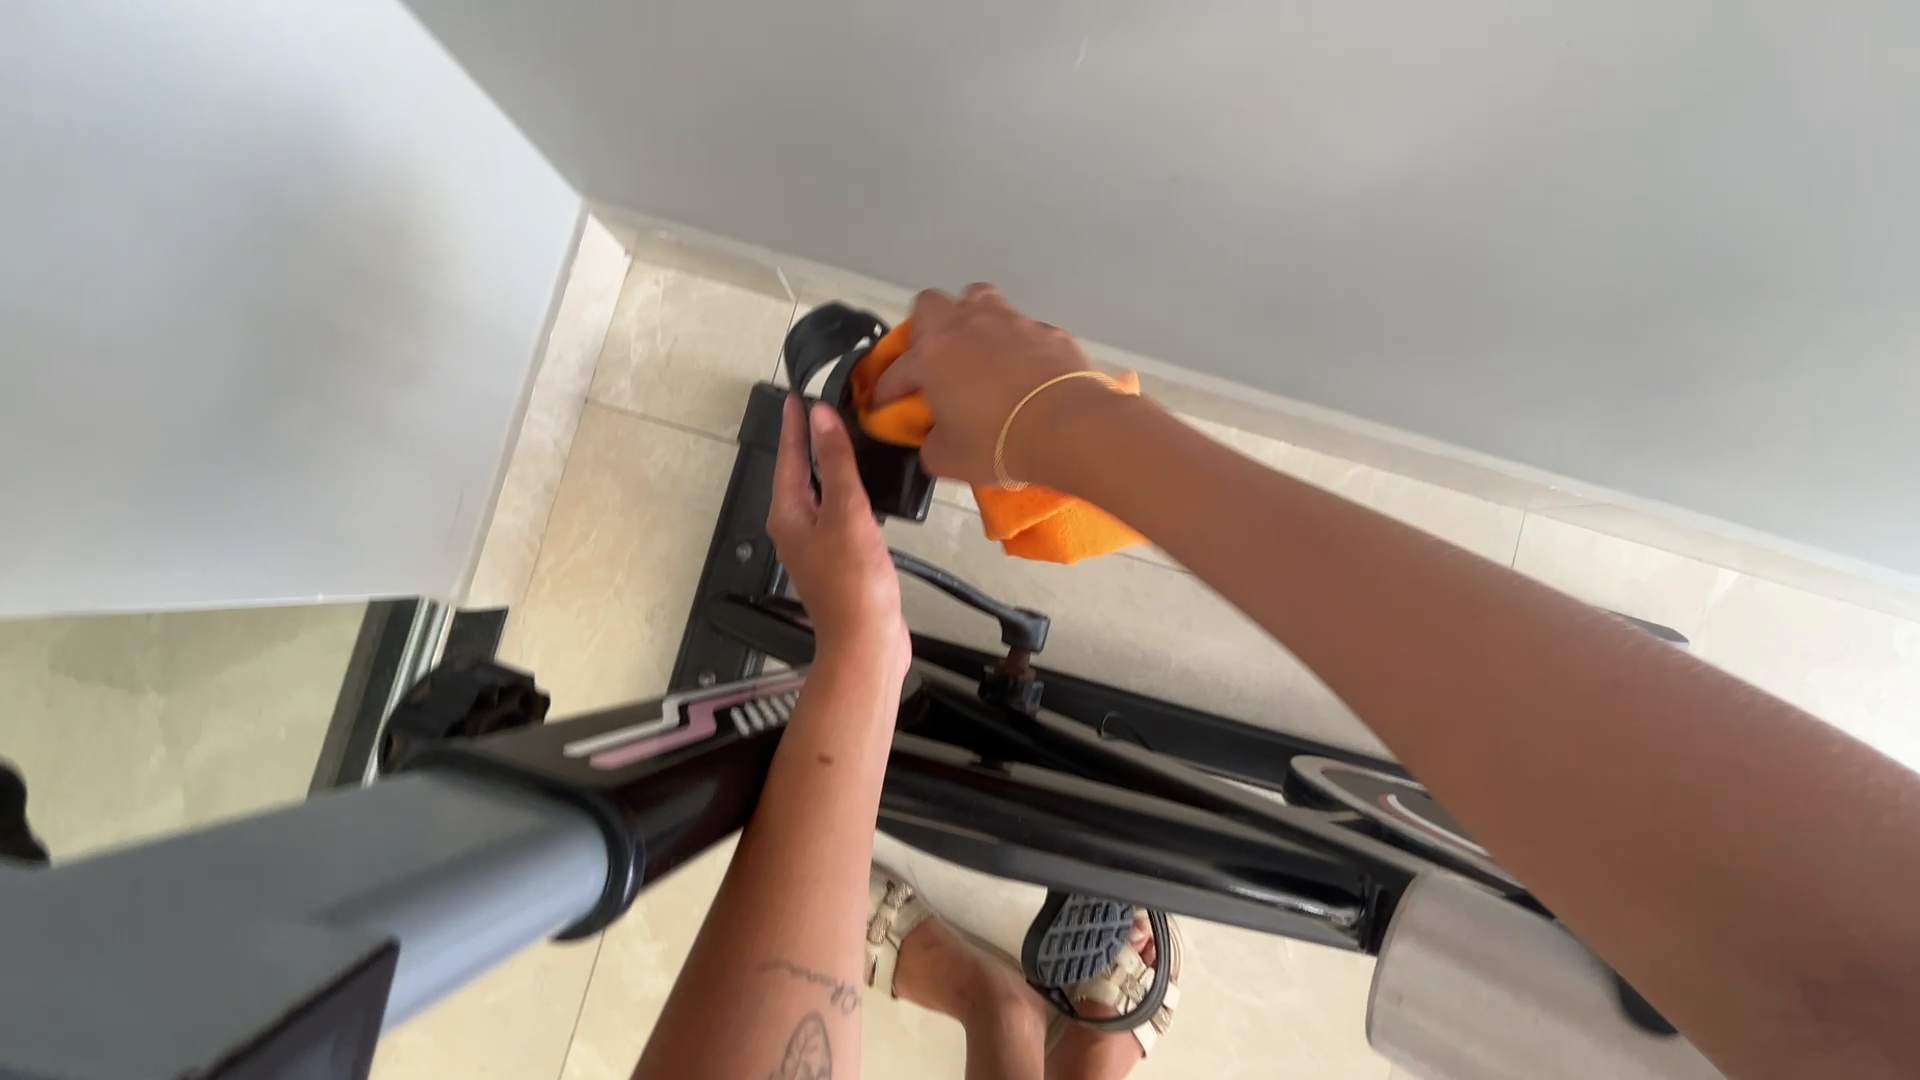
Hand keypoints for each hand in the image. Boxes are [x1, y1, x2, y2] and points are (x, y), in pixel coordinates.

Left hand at [767, 395, 908, 671]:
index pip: (789, 458)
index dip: (795, 427)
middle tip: (821, 413)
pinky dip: (844, 494)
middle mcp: (795, 529)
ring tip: (842, 443)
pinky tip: (861, 491)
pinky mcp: (838, 561)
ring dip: (827, 468)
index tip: (797, 397)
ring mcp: (815, 547)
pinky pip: (836, 515)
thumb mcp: (846, 512)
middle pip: (798, 476)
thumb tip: (819, 417)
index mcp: (789, 514)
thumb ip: (835, 463)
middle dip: (807, 444)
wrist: (867, 641)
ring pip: (817, 496)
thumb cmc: (855, 580)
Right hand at [870, 283, 1114, 487]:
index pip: (897, 371)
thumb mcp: (947, 459)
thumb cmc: (997, 443)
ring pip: (980, 299)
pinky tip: (1025, 373)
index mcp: (933, 353)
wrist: (1069, 429)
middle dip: (926, 329)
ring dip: (972, 321)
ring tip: (979, 352)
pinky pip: (1023, 329)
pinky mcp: (1048, 330)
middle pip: (931, 304)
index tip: (886, 409)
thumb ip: (930, 444)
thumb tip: (934, 437)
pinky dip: (1017, 346)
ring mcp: (1011, 321)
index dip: (887, 392)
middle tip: (935, 362)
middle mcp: (967, 325)